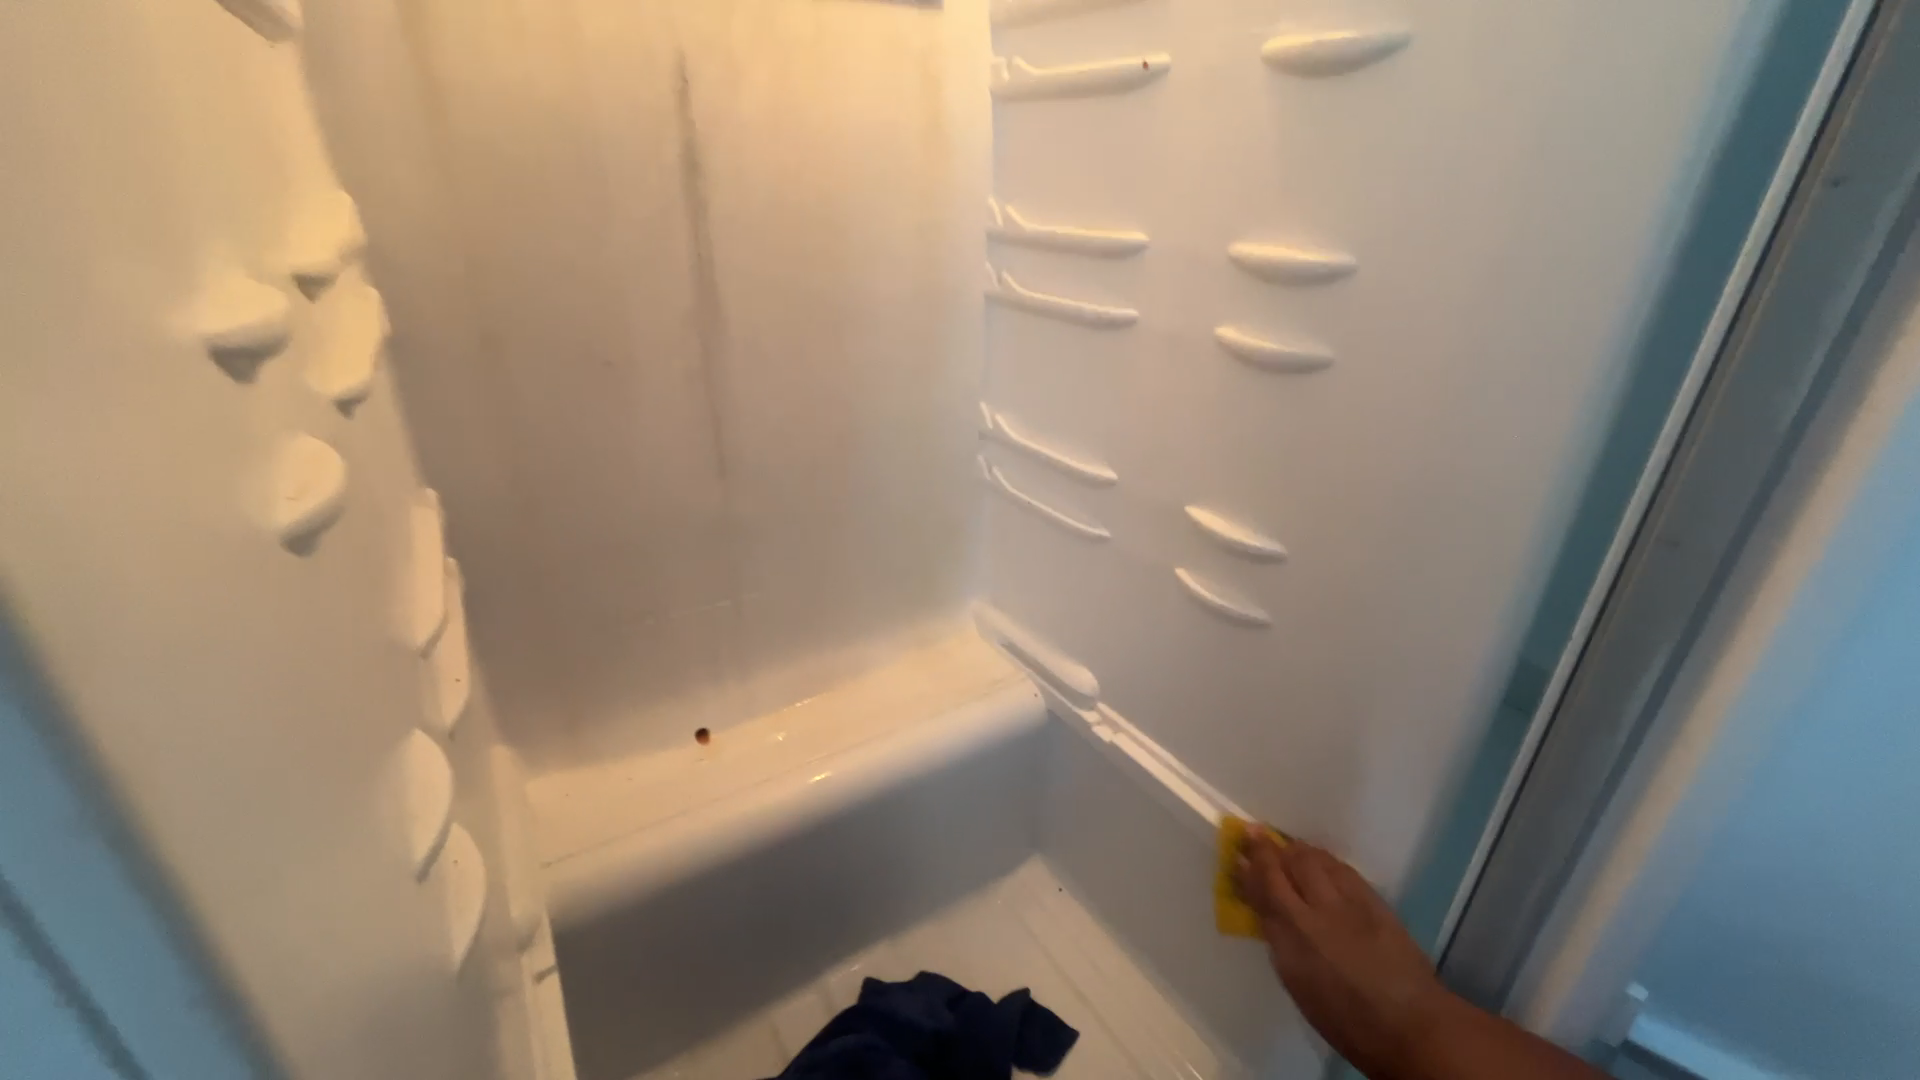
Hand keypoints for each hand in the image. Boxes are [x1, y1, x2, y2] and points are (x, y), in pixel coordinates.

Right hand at [1233, 833, 1449, 1078]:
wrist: (1410, 1027)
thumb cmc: (1344, 1018)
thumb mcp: (1296, 983)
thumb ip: (1278, 939)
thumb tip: (1264, 909)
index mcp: (1294, 938)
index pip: (1264, 888)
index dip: (1250, 867)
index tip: (1238, 852)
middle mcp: (1318, 913)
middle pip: (1289, 865)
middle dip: (1269, 847)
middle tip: (1255, 834)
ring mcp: (1349, 903)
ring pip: (1317, 860)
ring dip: (1297, 850)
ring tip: (1287, 846)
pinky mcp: (1375, 902)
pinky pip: (1343, 869)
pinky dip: (1325, 861)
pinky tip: (1321, 862)